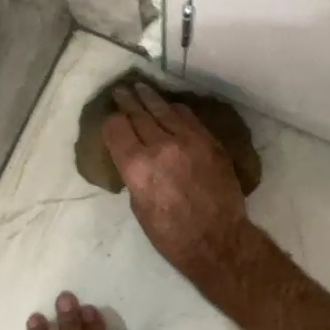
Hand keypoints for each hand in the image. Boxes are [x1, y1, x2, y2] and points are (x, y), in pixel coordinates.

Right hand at [100, 83, 251, 281]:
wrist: (218, 240)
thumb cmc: (171, 235)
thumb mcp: (139, 207)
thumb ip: (134, 176)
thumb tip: (133, 158)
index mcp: (137, 167)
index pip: (116, 128)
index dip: (111, 122)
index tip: (111, 120)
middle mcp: (160, 146)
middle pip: (138, 114)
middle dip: (127, 101)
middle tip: (121, 91)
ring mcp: (188, 141)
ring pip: (164, 109)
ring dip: (150, 98)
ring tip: (141, 88)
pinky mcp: (209, 142)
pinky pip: (188, 117)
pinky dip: (175, 109)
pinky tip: (169, 105)